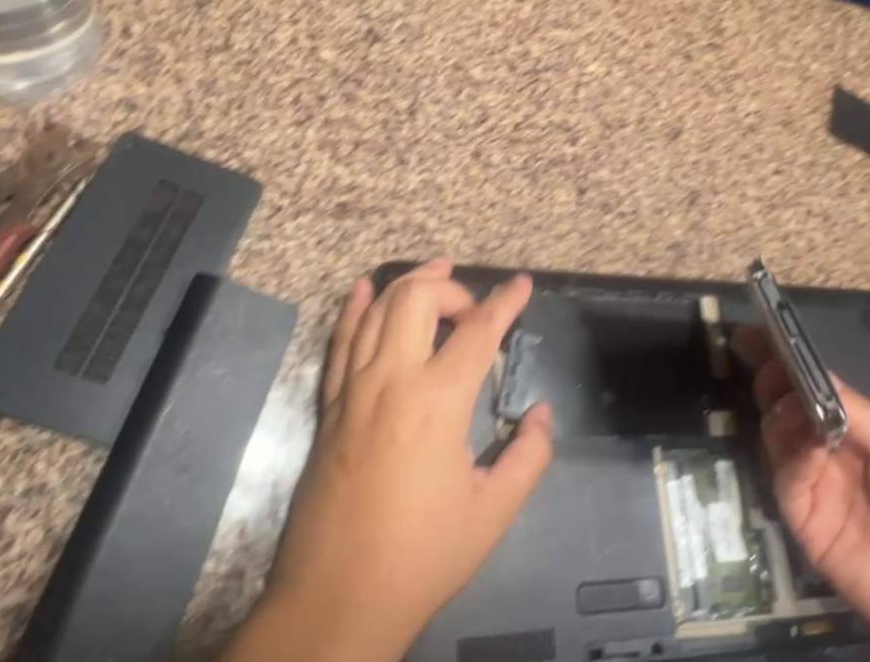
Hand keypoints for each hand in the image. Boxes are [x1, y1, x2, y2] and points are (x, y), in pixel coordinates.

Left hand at [224, 260, 553, 661]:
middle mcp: (391, 379)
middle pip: (417, 299)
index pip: (478, 331)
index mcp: (437, 401)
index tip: (523, 285)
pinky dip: (353, 309)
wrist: (338, 597)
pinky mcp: (328, 407)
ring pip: (376, 310)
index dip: (505, 303)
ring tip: (435, 272)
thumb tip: (540, 414)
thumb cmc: (422, 555)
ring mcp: (352, 389)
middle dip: (451, 287)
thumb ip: (528, 456)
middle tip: (475, 309)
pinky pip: (338, 342)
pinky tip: (363, 290)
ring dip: (408, 283)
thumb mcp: (493, 512)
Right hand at [735, 326, 869, 661]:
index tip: (758, 333)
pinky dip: (791, 457)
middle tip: (769, 366)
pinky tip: (809, 447)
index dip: (787, 363)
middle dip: (775, 382)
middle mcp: (833, 457)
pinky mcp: (804, 523)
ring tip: (792, 403)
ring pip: (778, 438)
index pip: (817, 392)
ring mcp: (816, 489)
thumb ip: (863, 416)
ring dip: (781, 414)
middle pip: (788, 410)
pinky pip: (785, 479)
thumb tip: (816, 370)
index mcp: (864, 437)